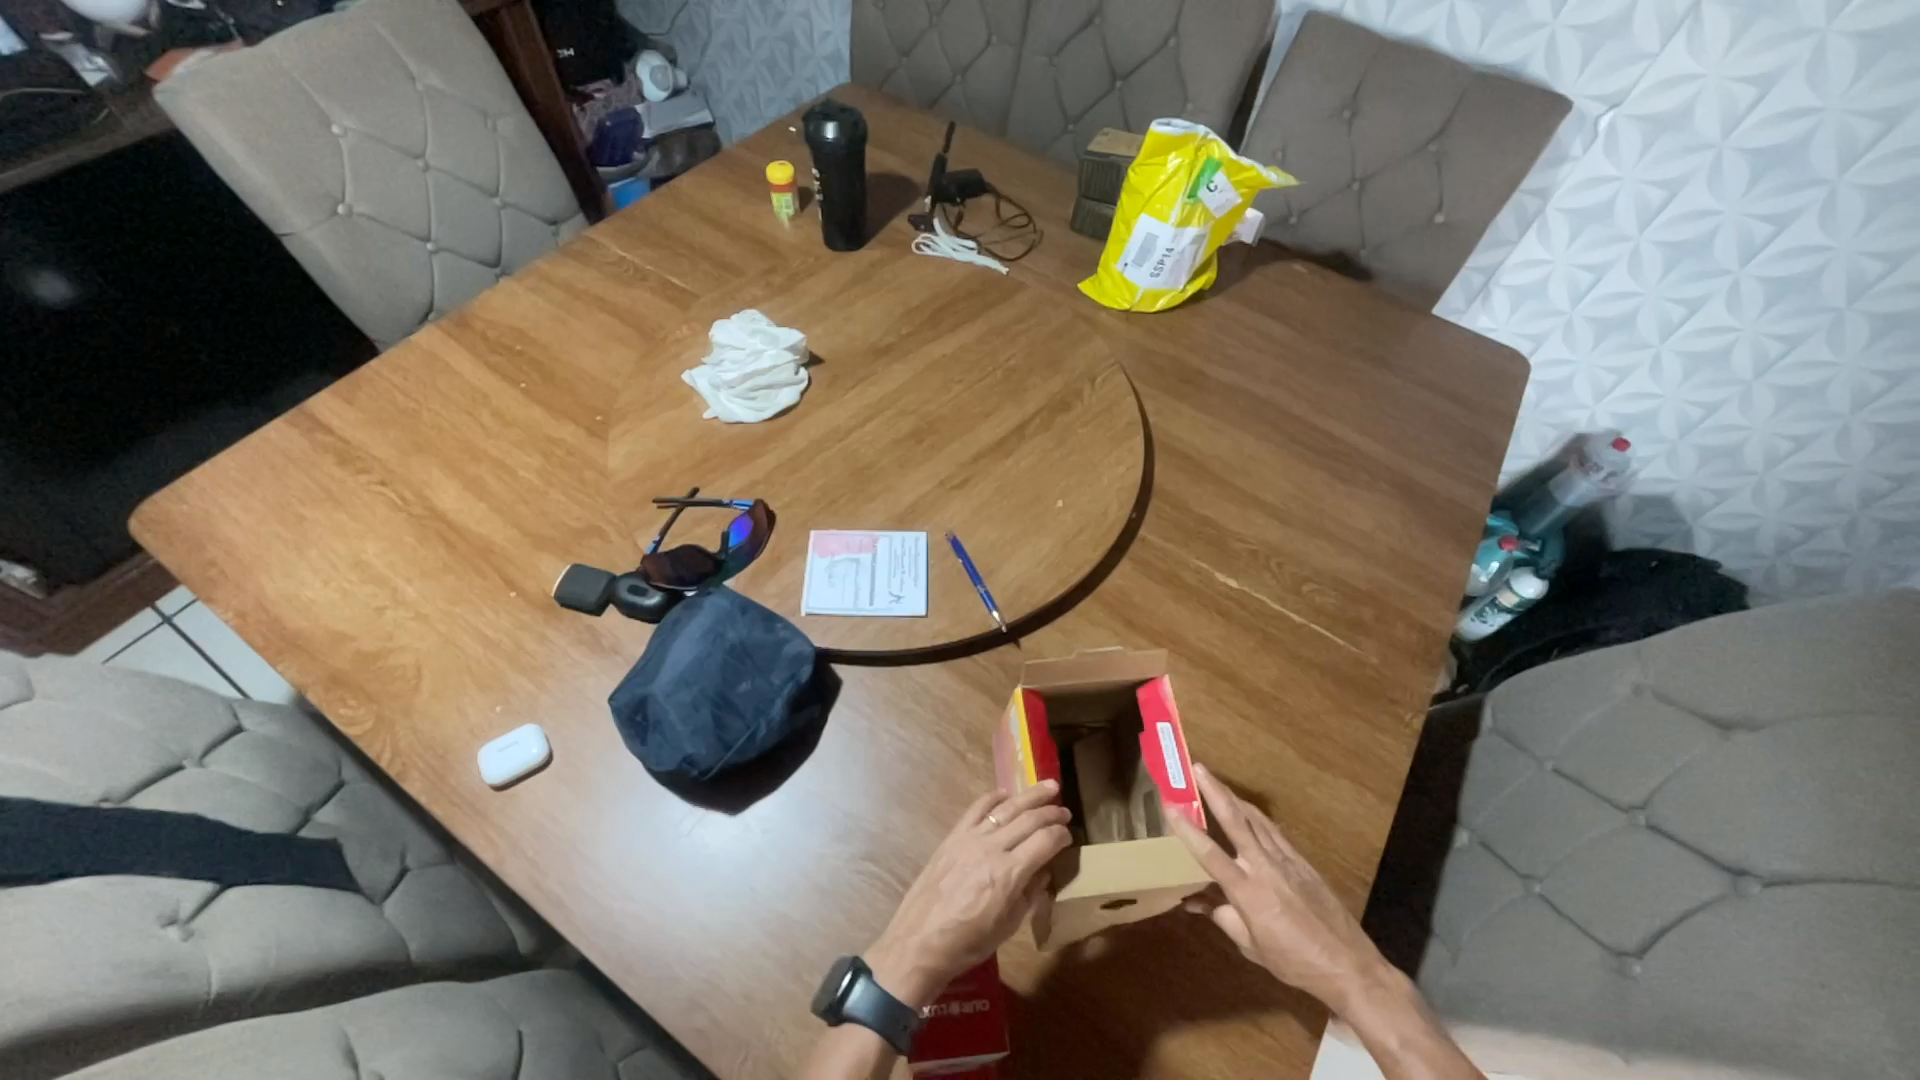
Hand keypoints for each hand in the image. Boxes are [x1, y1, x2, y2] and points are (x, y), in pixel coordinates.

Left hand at [866, 781, 1071, 1006]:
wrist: (920, 941)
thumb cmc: (969, 942)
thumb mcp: (1009, 926)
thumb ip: (1030, 894)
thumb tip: (1044, 872)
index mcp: (1010, 873)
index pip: (1045, 842)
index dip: (1062, 835)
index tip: (1069, 835)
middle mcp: (992, 848)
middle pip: (1029, 819)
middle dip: (1051, 812)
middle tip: (1065, 809)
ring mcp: (970, 839)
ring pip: (1006, 808)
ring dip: (1029, 796)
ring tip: (1048, 787)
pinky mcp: (953, 837)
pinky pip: (976, 809)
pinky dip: (993, 798)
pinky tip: (1006, 793)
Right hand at [1168, 762, 1394, 1013]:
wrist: (1348, 965)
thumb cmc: (1295, 963)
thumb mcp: (1251, 947)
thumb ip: (1223, 918)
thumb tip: (1195, 902)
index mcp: (1248, 893)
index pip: (1210, 854)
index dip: (1187, 829)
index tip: (1169, 805)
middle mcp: (1265, 868)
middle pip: (1237, 820)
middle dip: (1215, 791)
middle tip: (1198, 767)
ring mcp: (1287, 862)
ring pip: (1256, 820)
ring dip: (1234, 797)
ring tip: (1216, 780)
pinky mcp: (1303, 863)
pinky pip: (1274, 832)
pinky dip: (1257, 817)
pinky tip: (1249, 811)